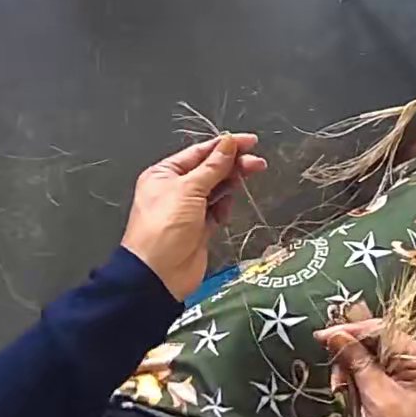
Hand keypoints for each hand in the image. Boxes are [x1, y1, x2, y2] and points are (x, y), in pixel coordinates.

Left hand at [120, 133, 265, 298]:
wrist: (158, 274)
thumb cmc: (164, 227)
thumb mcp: (188, 189)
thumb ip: (212, 167)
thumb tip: (228, 143)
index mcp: (164, 173)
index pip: (199, 153)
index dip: (224, 146)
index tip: (249, 141)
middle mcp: (174, 188)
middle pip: (209, 170)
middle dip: (233, 165)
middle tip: (257, 163)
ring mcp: (187, 209)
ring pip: (215, 189)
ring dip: (231, 184)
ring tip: (249, 178)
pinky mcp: (199, 228)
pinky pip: (217, 210)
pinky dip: (224, 207)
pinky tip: (227, 208)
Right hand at [315, 317, 415, 416]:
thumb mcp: (378, 398)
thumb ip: (356, 361)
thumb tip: (333, 332)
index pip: (382, 331)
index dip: (352, 331)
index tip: (323, 337)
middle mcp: (414, 362)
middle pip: (373, 341)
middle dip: (349, 352)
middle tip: (330, 366)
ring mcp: (403, 377)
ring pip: (365, 356)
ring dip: (347, 368)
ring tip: (338, 386)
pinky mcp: (390, 390)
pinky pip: (365, 372)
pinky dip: (351, 379)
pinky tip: (344, 390)